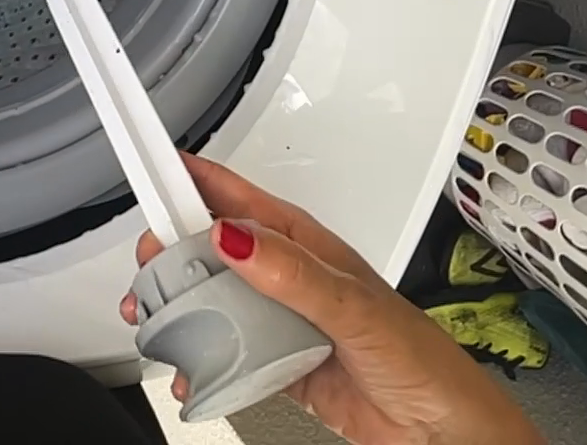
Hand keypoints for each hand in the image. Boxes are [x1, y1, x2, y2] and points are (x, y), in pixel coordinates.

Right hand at [121, 155, 542, 444]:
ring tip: (153, 319)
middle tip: (145, 271)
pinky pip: (219, 345)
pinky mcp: (268, 355)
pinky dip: (197, 354)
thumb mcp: (352, 305)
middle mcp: (276, 268)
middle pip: (202, 243)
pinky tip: (188, 365)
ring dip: (174, 305)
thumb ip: (291, 271)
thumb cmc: (418, 357)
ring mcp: (270, 311)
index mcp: (293, 237)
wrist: (441, 433)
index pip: (226, 192)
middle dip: (165, 251)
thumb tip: (232, 237)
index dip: (182, 174)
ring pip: (205, 293)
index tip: (145, 168)